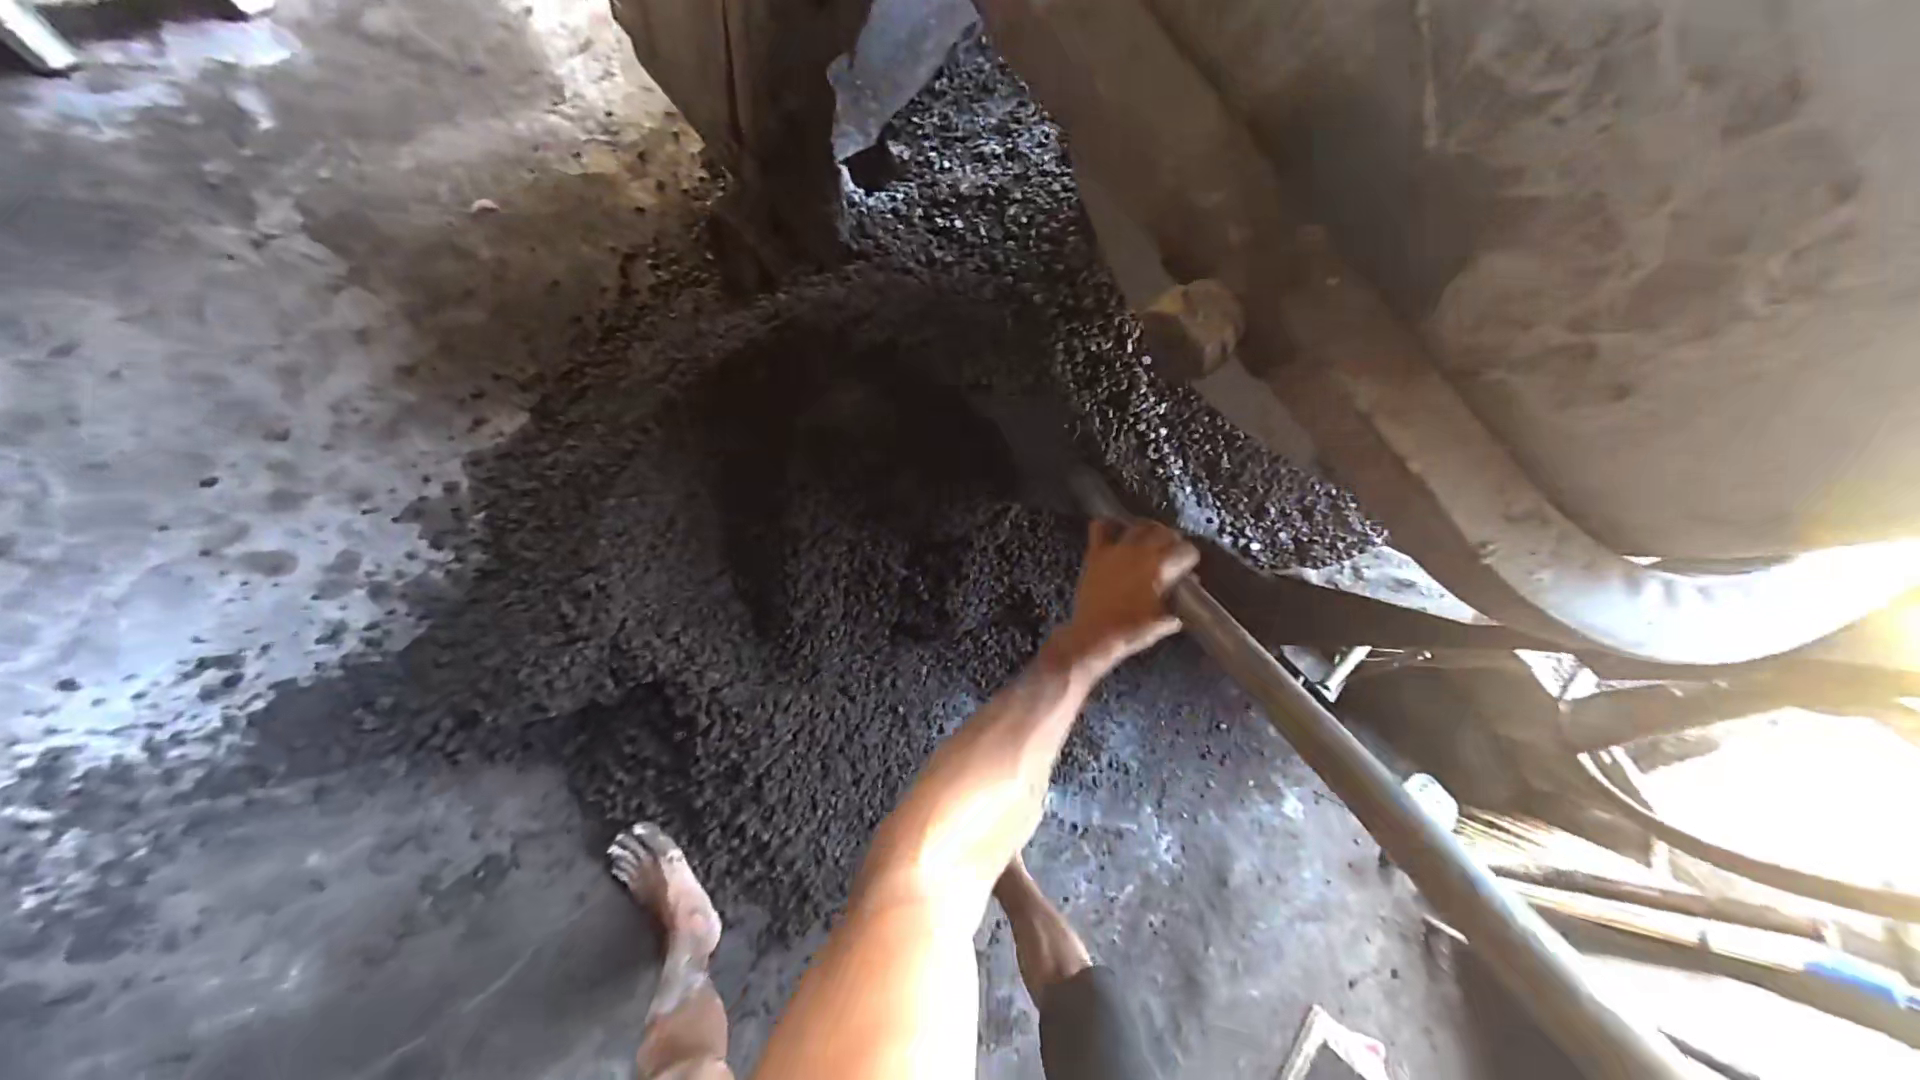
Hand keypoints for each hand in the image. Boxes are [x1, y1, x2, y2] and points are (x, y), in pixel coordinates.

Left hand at [1052, 519, 1199, 670]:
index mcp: (1160, 568)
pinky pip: (1101, 527)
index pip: (1186, 550)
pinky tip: (1116, 529)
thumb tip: (1187, 588)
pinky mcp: (1096, 554)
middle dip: (1173, 540)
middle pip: (1165, 532)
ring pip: (1139, 526)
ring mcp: (1116, 551)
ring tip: (1151, 538)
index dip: (1190, 557)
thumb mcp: (1164, 620)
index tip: (1188, 563)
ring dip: (1148, 529)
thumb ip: (1180, 601)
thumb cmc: (1130, 631)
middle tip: (1173, 550)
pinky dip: (1110, 524)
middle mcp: (1140, 553)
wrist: (1095, 635)